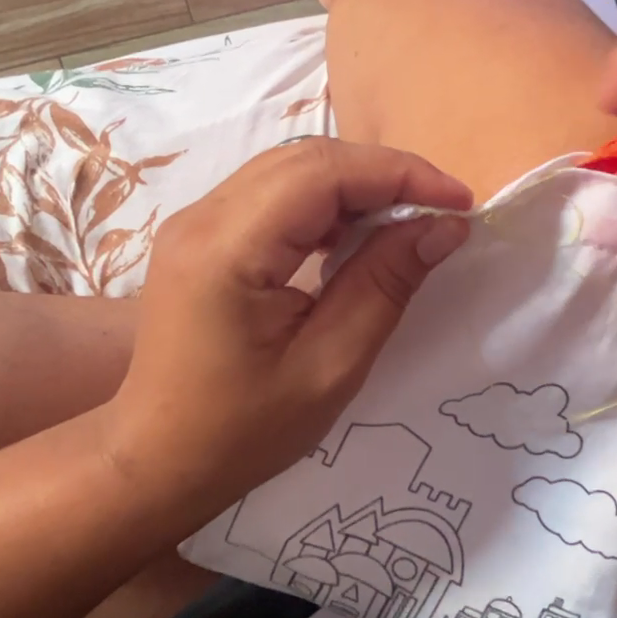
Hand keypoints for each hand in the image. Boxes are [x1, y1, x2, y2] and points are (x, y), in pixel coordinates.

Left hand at [110, 139, 471, 496]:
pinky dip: (322, 204)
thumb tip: (444, 226)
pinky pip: (270, 195)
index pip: (322, 172)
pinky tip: (350, 239)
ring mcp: (193, 222)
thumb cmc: (243, 431)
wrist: (158, 458)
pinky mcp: (198, 236)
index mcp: (227, 250)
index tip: (458, 203)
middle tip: (437, 214)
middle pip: (305, 159)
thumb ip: (384, 285)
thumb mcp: (329, 366)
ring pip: (289, 170)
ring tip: (402, 227)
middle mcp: (201, 218)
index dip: (398, 174)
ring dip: (353, 187)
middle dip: (381, 175)